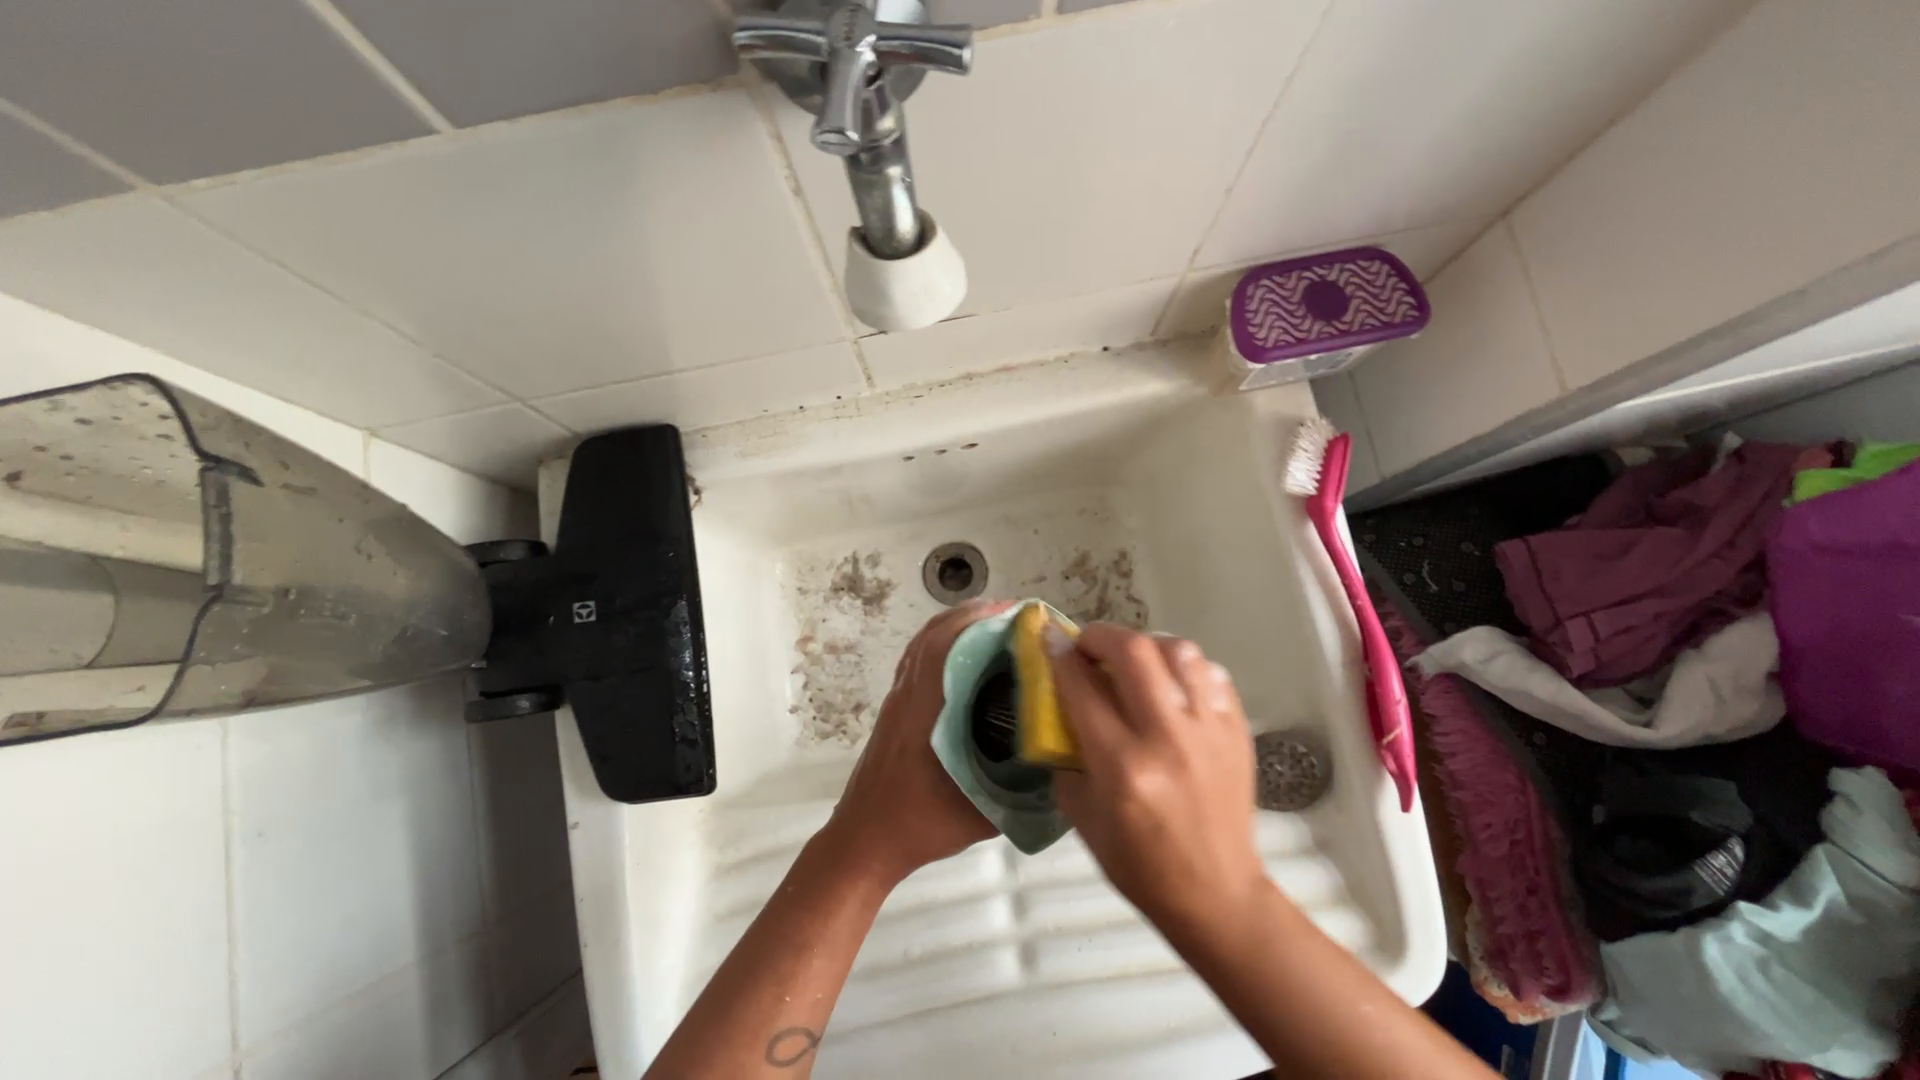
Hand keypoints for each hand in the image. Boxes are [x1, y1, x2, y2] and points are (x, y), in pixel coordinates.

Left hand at [823, 599, 1012, 885]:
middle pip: (935, 634)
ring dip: (957, 625)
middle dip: (976, 615)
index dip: (981, 621)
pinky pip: (918, 658)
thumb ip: (1024, 793)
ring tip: (997, 625)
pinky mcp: (894, 709)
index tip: (1018, 613)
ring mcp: (897, 700)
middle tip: (1017, 616)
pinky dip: (942, 642)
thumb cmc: (920, 826)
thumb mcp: (982, 815)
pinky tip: (967, 654)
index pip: (948, 647)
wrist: (864, 840)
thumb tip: (1065, 766)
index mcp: (927, 712)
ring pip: (923, 643)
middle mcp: (908, 695)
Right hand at [1046, 623, 1265, 933]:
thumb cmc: (1140, 864)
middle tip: (1087, 645)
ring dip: (1146, 644)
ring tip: (1133, 659)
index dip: (1059, 655)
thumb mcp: (1083, 818)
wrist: (1215, 893)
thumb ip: (1068, 758)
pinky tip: (1171, 681)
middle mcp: (1167, 739)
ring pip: (1179, 652)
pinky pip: (1212, 674)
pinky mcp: (1237, 732)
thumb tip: (1061, 712)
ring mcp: (1209, 731)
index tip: (1049, 638)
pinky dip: (1186, 667)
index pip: (1083, 688)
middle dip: (1101, 636)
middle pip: (1133, 652)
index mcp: (1122, 766)